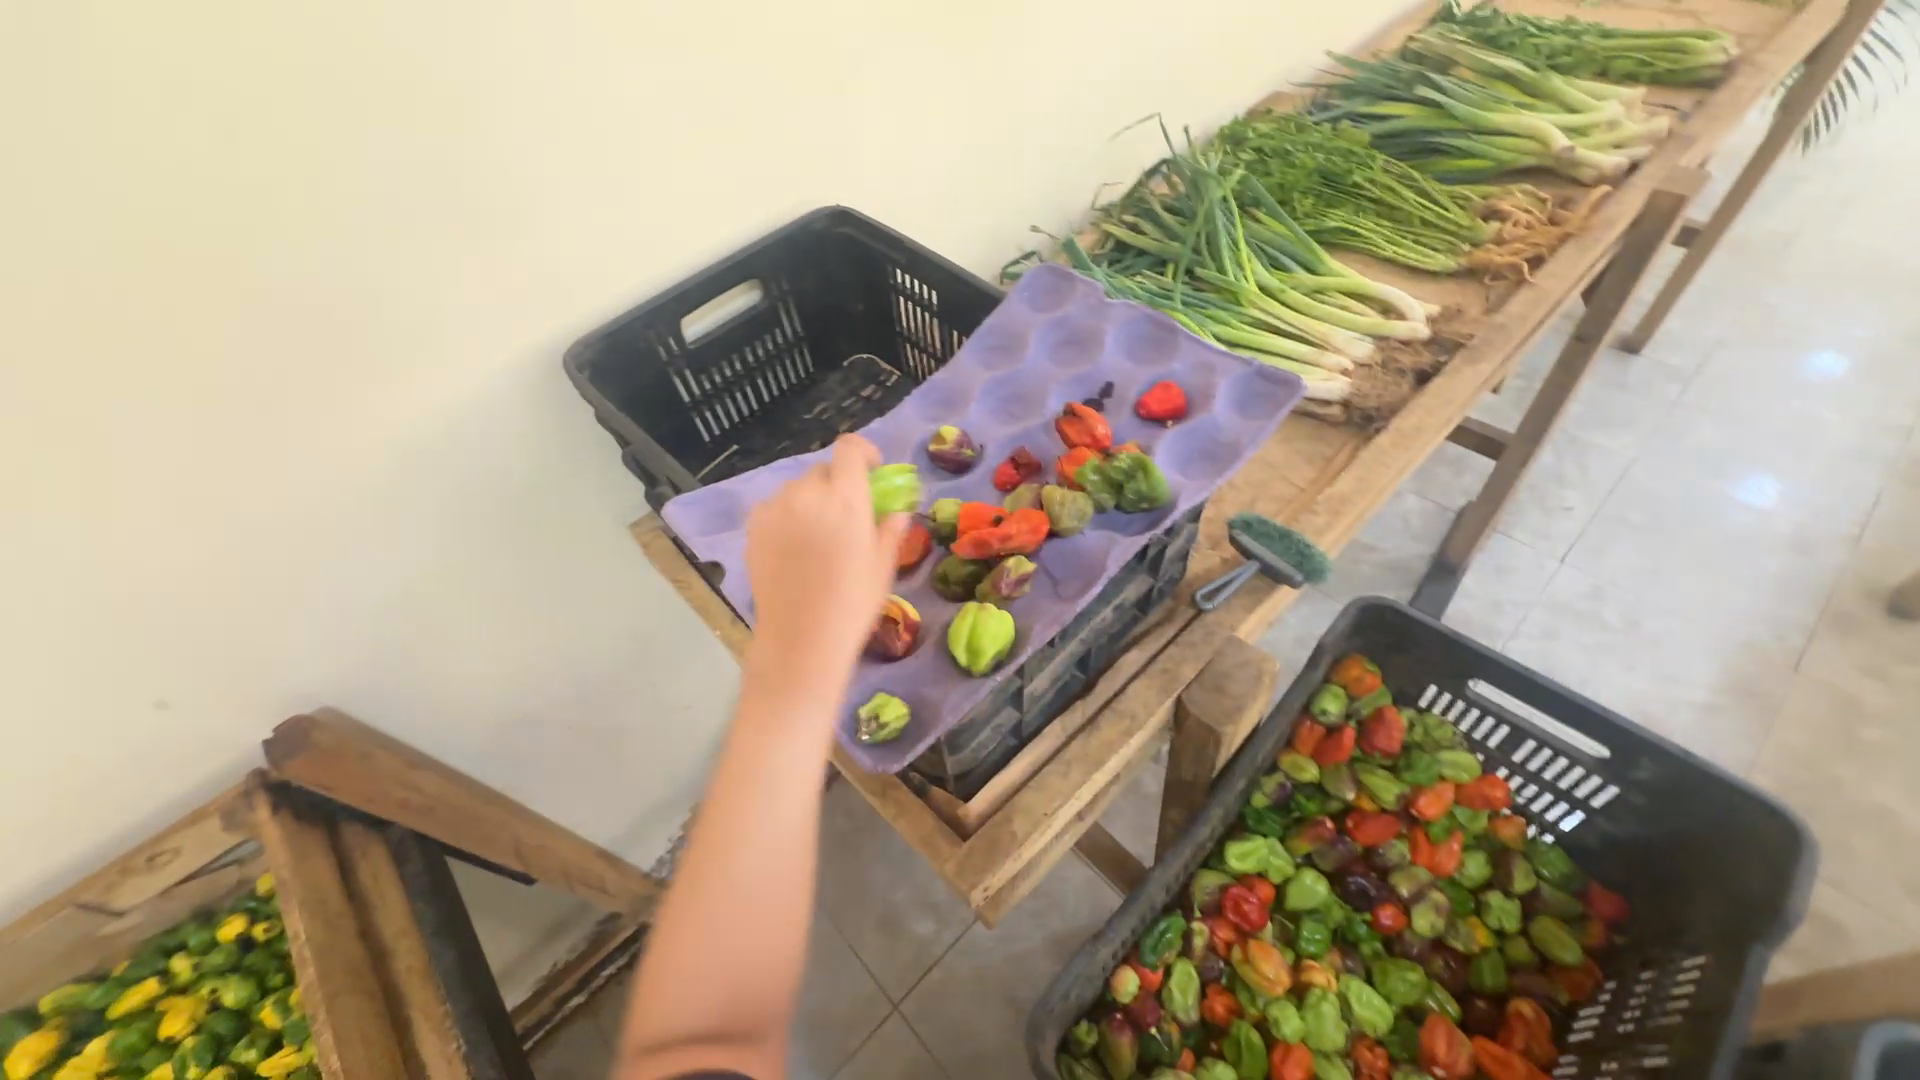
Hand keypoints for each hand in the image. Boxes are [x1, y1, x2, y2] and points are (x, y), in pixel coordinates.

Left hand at [743, 435, 908, 684]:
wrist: (801, 638)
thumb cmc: (852, 603)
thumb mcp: (882, 566)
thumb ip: (889, 530)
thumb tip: (896, 512)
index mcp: (846, 498)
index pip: (850, 449)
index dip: (863, 452)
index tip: (872, 470)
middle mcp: (808, 493)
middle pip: (823, 470)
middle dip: (837, 484)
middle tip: (845, 515)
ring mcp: (776, 507)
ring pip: (797, 489)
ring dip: (811, 500)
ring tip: (817, 536)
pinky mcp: (754, 525)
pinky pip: (775, 507)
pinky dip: (787, 515)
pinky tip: (793, 546)